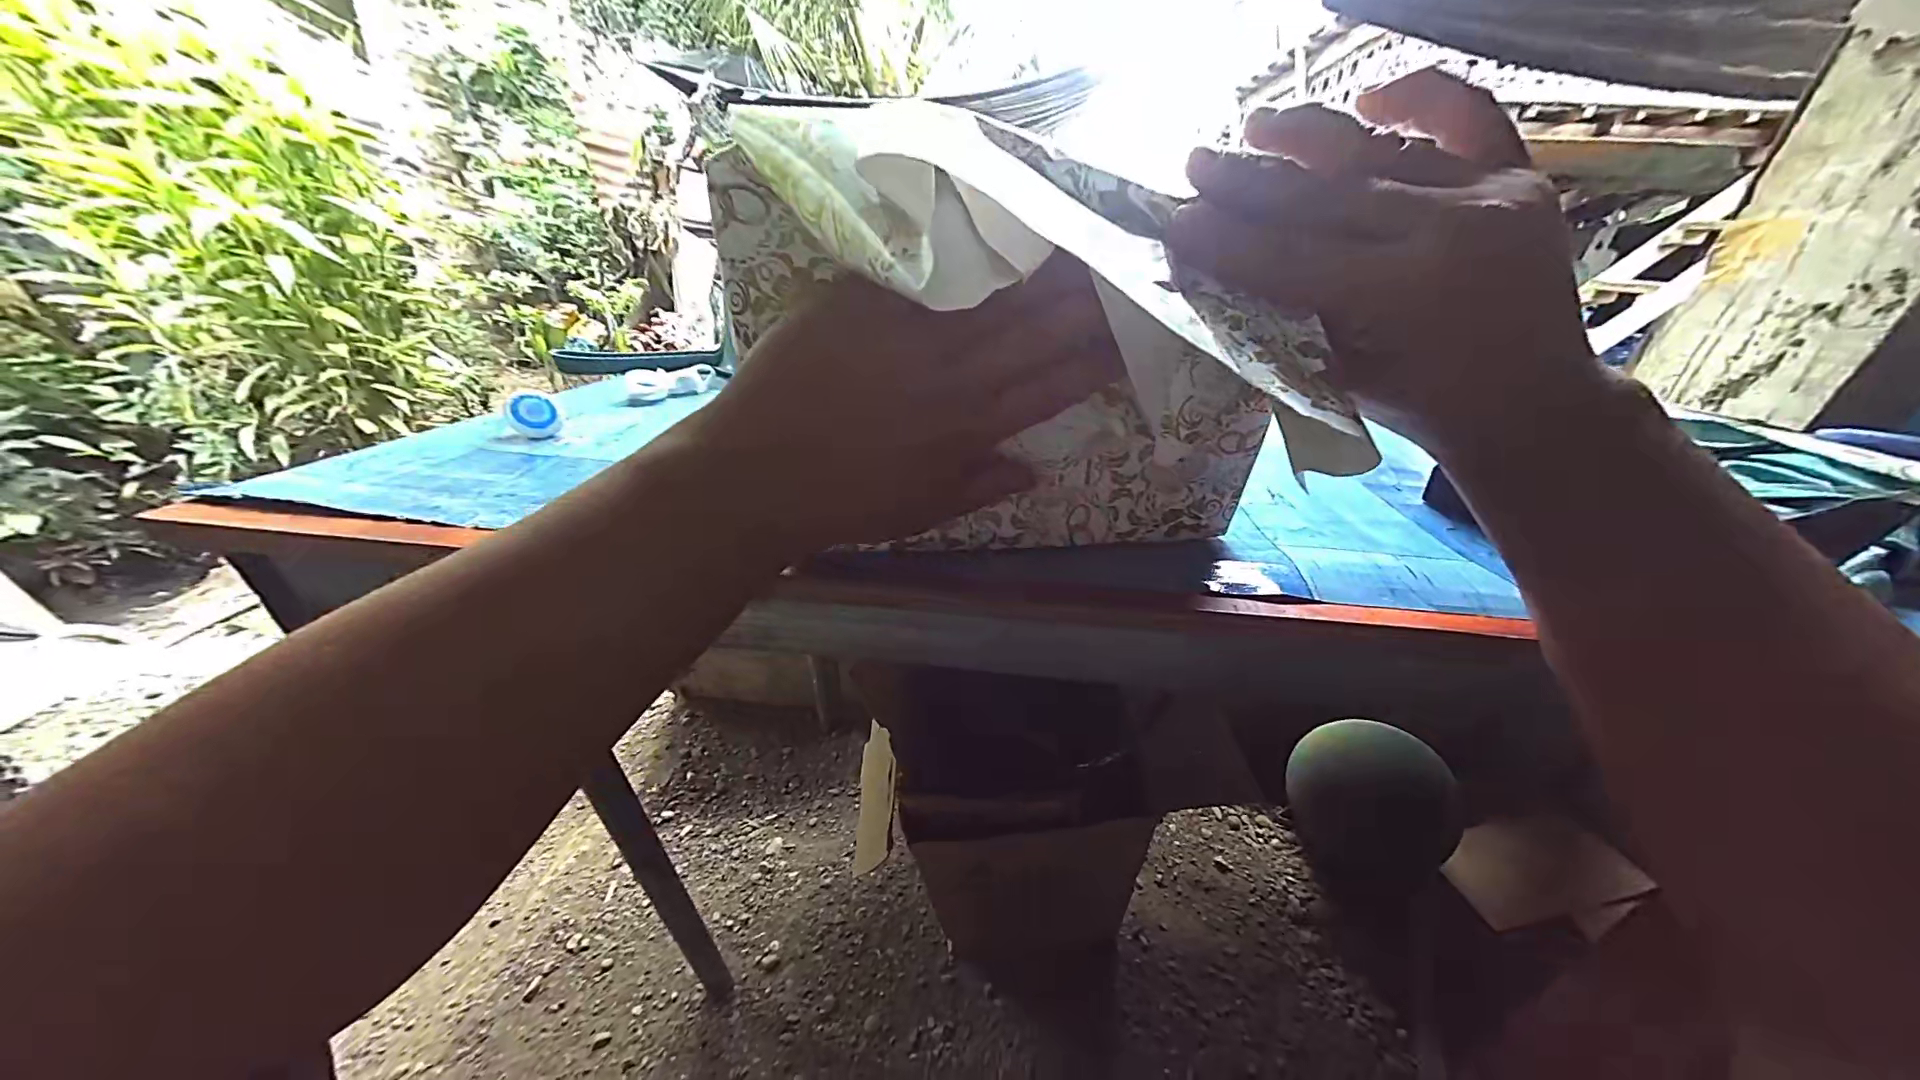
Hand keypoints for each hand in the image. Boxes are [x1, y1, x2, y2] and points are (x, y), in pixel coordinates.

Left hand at [678, 252, 1124, 554]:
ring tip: (1080, 237)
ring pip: (991, 298)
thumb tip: (1035, 469)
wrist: (756, 476)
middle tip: (1125, 267)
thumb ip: (980, 486)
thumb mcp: (921, 511)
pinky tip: (993, 219)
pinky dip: (961, 248)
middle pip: (1033, 334)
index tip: (1129, 338)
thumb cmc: (841, 502)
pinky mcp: (862, 304)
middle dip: (1085, 303)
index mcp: (968, 430)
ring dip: (1041, 268)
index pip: (1049, 390)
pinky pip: (922, 272)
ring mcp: (907, 337)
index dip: (1093, 363)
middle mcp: (952, 378)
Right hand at [1167, 68, 1604, 454]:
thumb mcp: (1338, 378)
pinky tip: (1371, 101)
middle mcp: (1450, 229)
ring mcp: (1492, 195)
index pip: (1289, 257)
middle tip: (1194, 165)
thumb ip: (1285, 323)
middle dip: (1247, 183)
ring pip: (1377, 153)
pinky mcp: (1520, 177)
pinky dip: (1419, 100)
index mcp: (1402, 294)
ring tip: (1256, 126)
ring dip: (1308, 137)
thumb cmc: (1420, 406)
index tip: (1176, 220)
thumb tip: (1222, 282)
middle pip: (1322, 197)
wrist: (1527, 403)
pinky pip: (1467, 117)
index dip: (1226, 239)